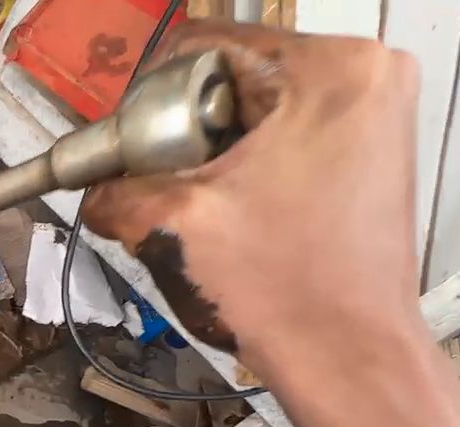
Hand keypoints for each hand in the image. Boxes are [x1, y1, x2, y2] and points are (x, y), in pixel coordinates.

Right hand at [84, 21, 428, 381]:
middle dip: (173, 138)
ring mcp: (368, 111)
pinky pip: (270, 139)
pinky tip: (225, 217)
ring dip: (198, 161)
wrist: (340, 344)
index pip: (201, 47)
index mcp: (328, 71)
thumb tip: (91, 188)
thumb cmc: (275, 284)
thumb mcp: (169, 225)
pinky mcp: (359, 148)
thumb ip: (114, 193)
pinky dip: (230, 172)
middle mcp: (362, 73)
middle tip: (161, 194)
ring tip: (195, 215)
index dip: (144, 102)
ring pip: (241, 114)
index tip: (131, 159)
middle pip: (223, 80)